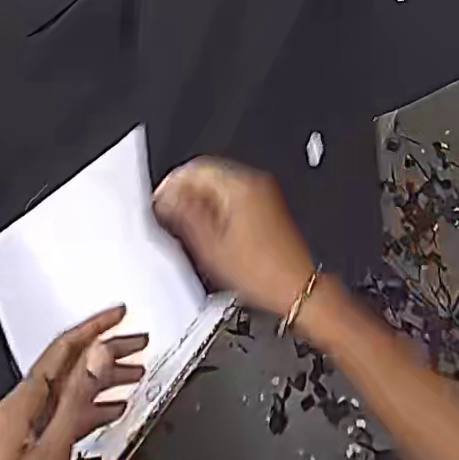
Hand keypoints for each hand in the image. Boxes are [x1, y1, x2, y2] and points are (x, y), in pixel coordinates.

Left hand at [0, 307, 145, 459]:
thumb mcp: (52, 450)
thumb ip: (77, 399)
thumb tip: (98, 355)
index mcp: (21, 404)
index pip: (64, 348)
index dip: (95, 327)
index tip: (119, 313)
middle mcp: (21, 413)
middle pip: (71, 368)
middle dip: (107, 352)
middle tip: (139, 342)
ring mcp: (26, 433)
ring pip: (73, 393)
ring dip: (105, 381)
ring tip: (135, 373)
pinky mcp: (33, 454)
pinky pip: (69, 417)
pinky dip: (95, 409)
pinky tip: (112, 412)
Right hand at [153, 157, 317, 318]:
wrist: (298, 290)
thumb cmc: (263, 273)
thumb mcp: (210, 247)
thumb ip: (184, 216)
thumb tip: (167, 199)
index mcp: (239, 186)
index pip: (195, 169)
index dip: (172, 185)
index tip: (160, 200)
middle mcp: (254, 183)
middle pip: (208, 175)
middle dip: (185, 193)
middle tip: (169, 213)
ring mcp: (264, 194)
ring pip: (220, 186)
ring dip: (201, 200)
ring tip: (188, 225)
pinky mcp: (268, 206)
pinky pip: (234, 197)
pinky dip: (218, 208)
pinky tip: (211, 229)